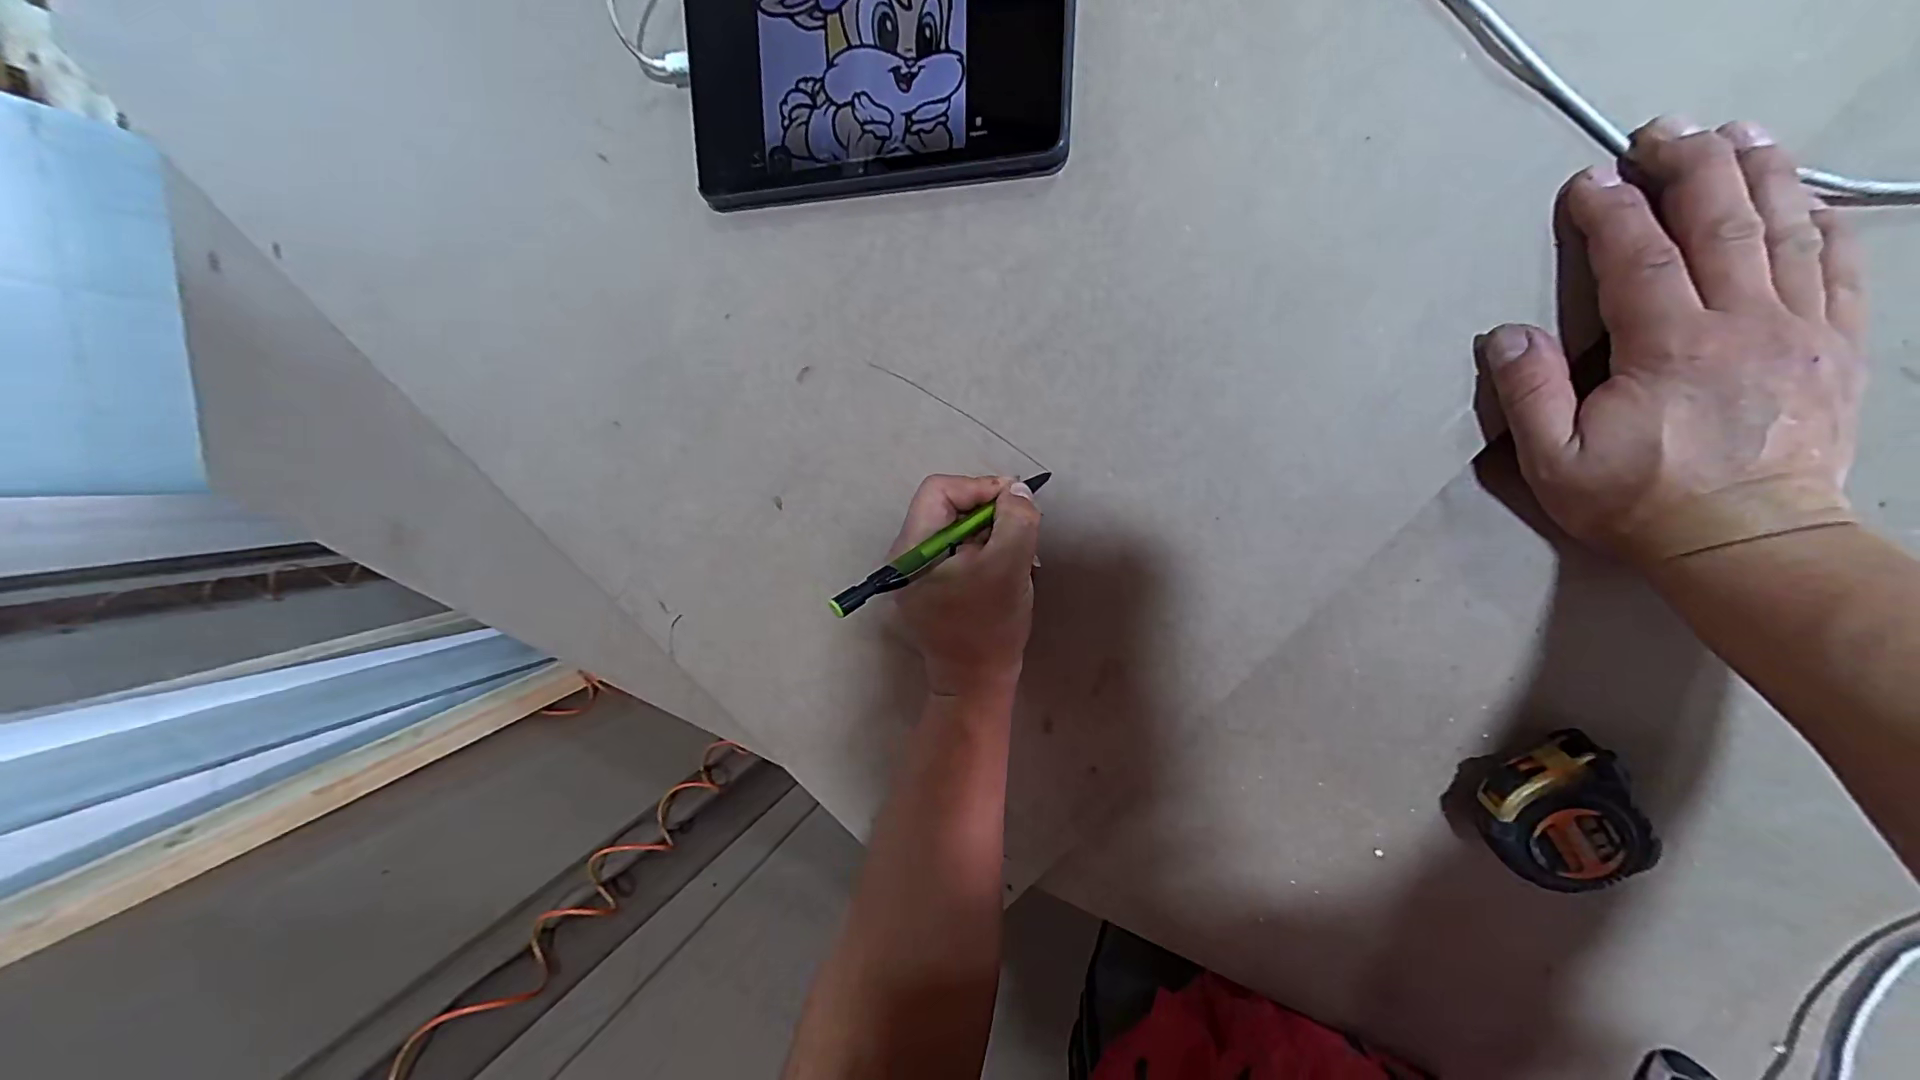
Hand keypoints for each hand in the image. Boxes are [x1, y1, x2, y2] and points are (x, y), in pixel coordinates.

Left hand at [887, 475, 1041, 697]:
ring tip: (1023, 555)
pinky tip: (1010, 570)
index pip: (940, 490)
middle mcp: (908, 556)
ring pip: (959, 530)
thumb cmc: (989, 626)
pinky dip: (988, 552)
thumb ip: (1016, 520)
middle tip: (1024, 530)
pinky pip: (961, 552)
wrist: (976, 682)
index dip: (980, 488)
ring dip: (995, 534)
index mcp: (912, 548)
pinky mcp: (934, 587)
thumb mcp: (1009, 565)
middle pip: (950, 508)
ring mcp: (919, 573)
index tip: (1016, 503)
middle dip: (992, 514)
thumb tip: (1016, 490)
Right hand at [1482, 117, 1866, 565]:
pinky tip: (1805, 197)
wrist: (1747, 540)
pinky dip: (1822, 221)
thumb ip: (1529, 395)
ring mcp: (1803, 329)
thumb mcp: (1554, 461)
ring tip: (1738, 135)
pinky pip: (1841, 265)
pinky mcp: (1838, 345)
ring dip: (1761, 175)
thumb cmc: (1635, 502)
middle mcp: (1746, 322)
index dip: (1611, 212)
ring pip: (1788, 230)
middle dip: (1691, 167)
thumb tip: (1507, 334)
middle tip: (1665, 130)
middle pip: (1722, 224)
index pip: (1640, 259)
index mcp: (1671, 348)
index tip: (1587, 181)